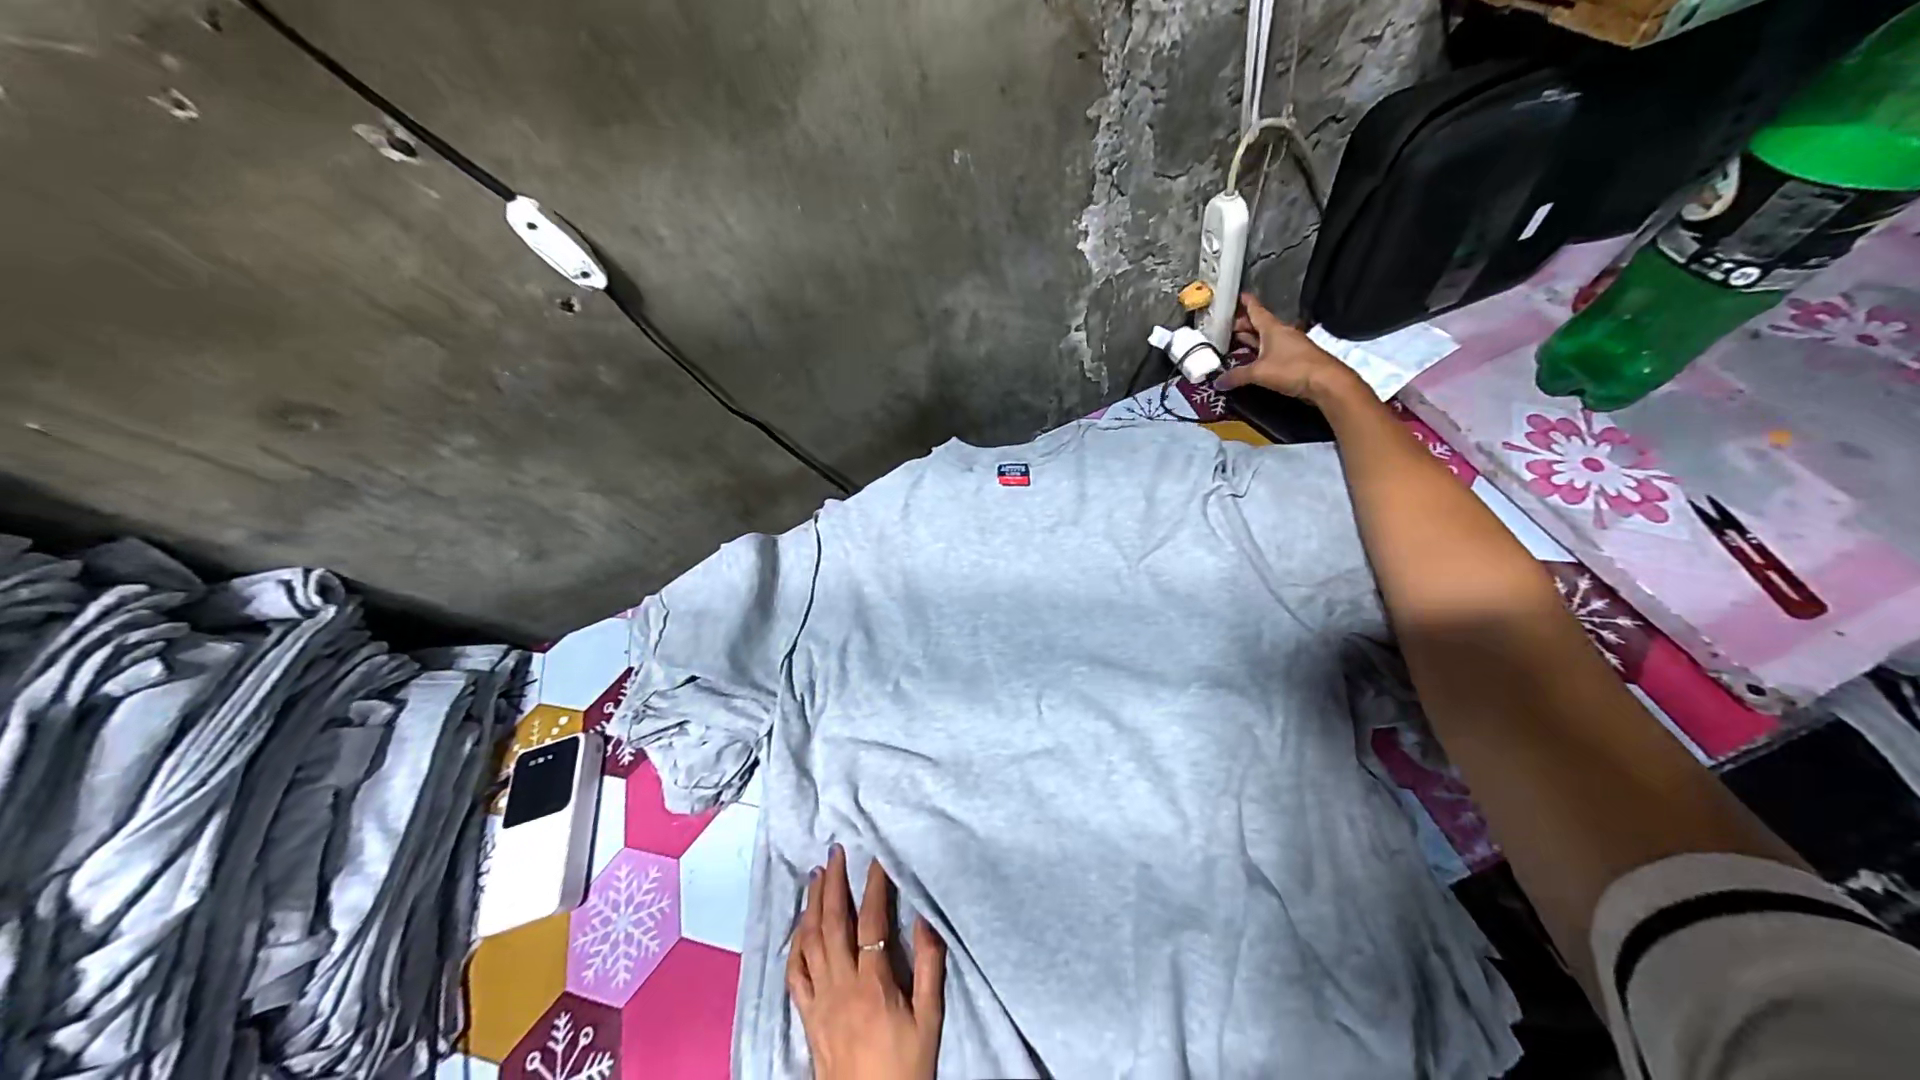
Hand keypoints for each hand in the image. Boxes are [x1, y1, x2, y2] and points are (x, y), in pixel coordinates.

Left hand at [788, 845, 946, 1079]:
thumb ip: (929, 967)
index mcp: (872, 983)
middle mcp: (841, 984)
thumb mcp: (929, 1019)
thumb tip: (925, 919)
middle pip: (832, 923)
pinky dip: (796, 944)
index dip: (873, 886)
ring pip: (810, 942)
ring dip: (812, 905)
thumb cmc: (905, 1065)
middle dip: (833, 884)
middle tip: (835, 853)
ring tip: (815, 876)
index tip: (875, 858)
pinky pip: (795, 973)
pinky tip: (800, 927)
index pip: (871, 921)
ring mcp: (819, 1000)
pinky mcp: (807, 1015)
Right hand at [1214, 293, 1359, 403]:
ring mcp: (1289, 345)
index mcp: (1272, 329)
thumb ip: (1237, 376)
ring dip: (1251, 339)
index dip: (1246, 303)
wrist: (1325, 382)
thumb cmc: (1292, 369)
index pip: (1256, 310)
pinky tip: (1251, 360)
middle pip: (1259, 324)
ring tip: (1234, 342)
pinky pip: (1272, 351)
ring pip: (1265, 338)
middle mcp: (1281, 333)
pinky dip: (1259, 352)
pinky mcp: (1294, 359)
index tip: (1238, 296)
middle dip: (1243, 324)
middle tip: (1226, 327)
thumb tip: (1217, 382)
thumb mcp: (1259, 373)